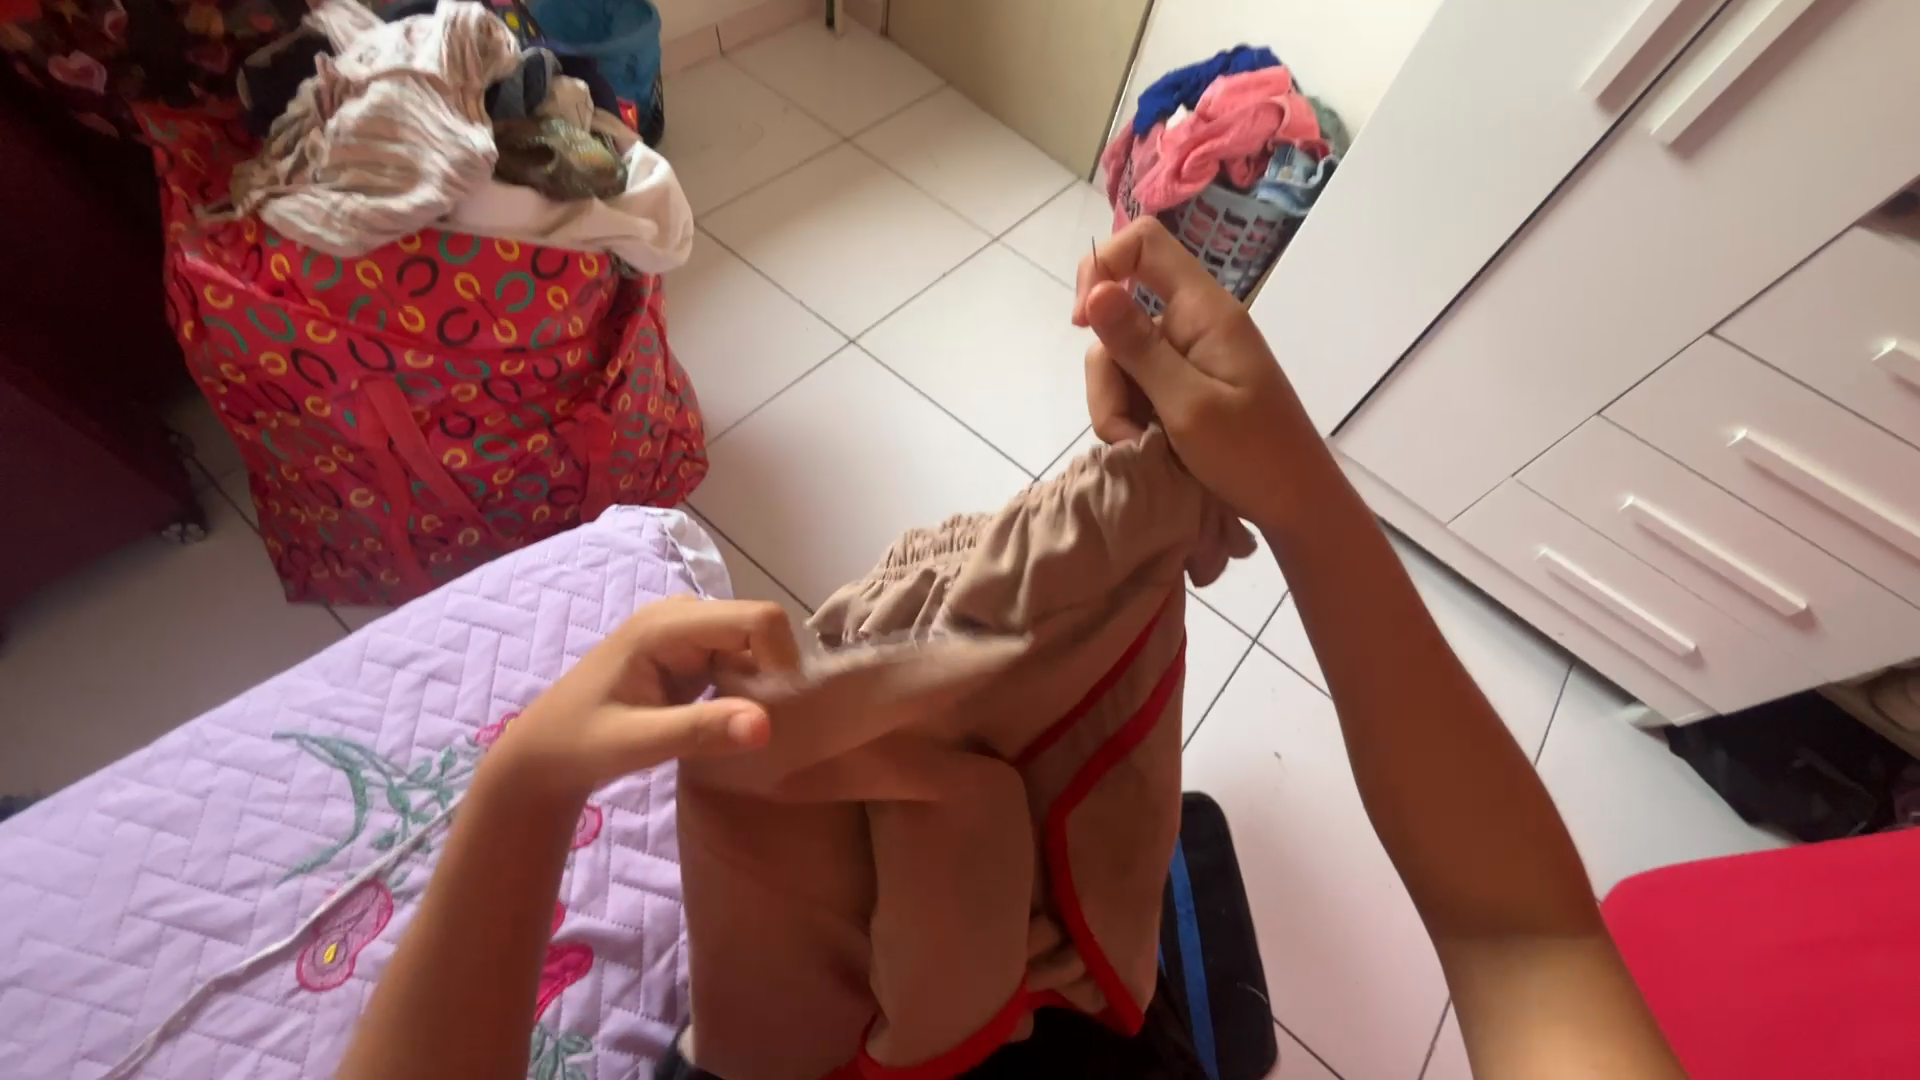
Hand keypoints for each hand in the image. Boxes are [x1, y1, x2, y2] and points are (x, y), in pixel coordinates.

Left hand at [482, 596, 799, 803]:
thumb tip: (767, 725)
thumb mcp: (635, 743)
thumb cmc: (579, 743)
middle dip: (775, 670)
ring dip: (764, 680)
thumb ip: (700, 730)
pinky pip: (742, 659)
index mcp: (667, 624)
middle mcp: (684, 616)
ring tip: (746, 723)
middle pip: (760, 627)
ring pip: (756, 644)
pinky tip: (734, 717)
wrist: (543, 754)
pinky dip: (751, 686)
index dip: (781, 657)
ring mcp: (690, 633)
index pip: (757, 619)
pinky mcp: (694, 653)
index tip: (777, 708)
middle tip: (763, 721)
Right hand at [1074, 218, 1324, 533]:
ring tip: (1144, 449)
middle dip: (1106, 380)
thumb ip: (1137, 346)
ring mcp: (1181, 361)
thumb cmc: (1252, 454)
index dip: (1101, 268)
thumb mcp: (1186, 404)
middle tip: (1128, 433)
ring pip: (1115, 366)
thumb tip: (1094, 290)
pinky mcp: (1176, 392)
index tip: (1082, 321)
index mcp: (1203, 311)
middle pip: (1115, 323)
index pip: (1143, 244)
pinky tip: (1147, 450)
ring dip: (1115, 411)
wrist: (1293, 504)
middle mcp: (1188, 326)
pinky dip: (1128, 423)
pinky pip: (1130, 393)